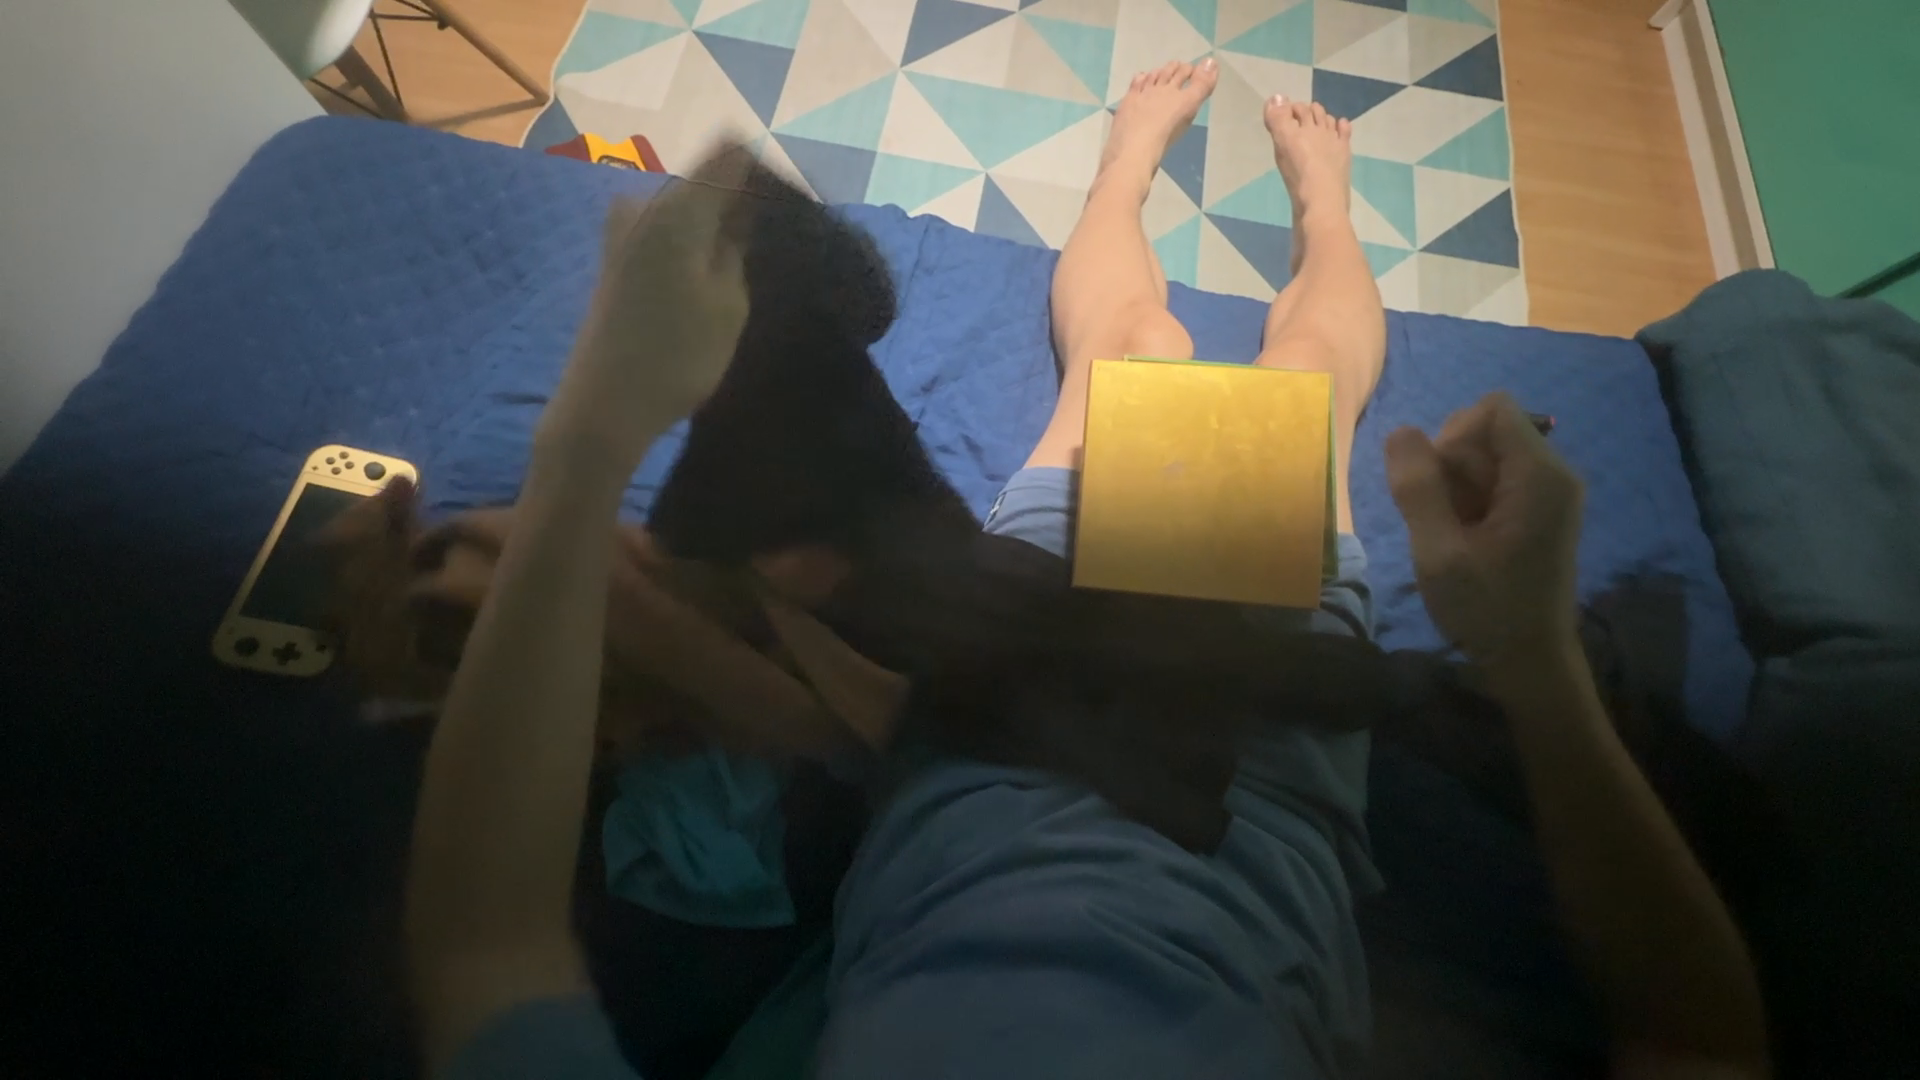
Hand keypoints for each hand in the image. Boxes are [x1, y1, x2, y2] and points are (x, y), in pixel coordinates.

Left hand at [538, 143, 753, 471]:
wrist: (606, 404)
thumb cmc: (677, 356)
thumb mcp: (729, 303)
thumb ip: (739, 247)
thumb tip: (746, 211)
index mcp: (676, 206)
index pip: (732, 155)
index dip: (769, 173)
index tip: (796, 209)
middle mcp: (644, 201)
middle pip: (708, 181)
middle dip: (745, 205)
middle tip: (778, 247)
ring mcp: (625, 228)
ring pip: (690, 211)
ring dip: (721, 230)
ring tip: (753, 269)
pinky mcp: (619, 254)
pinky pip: (671, 233)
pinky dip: (697, 247)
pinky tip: (717, 281)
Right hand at [1384, 392, 1583, 675]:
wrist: (1527, 658)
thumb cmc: (1484, 607)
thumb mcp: (1438, 550)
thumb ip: (1418, 488)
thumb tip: (1400, 431)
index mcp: (1539, 476)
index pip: (1490, 410)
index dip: (1451, 438)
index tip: (1440, 489)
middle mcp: (1551, 473)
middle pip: (1483, 432)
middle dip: (1449, 467)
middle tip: (1445, 521)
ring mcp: (1545, 492)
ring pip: (1480, 458)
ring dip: (1452, 488)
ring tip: (1453, 535)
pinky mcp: (1534, 510)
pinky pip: (1487, 481)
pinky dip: (1464, 502)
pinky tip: (1461, 538)